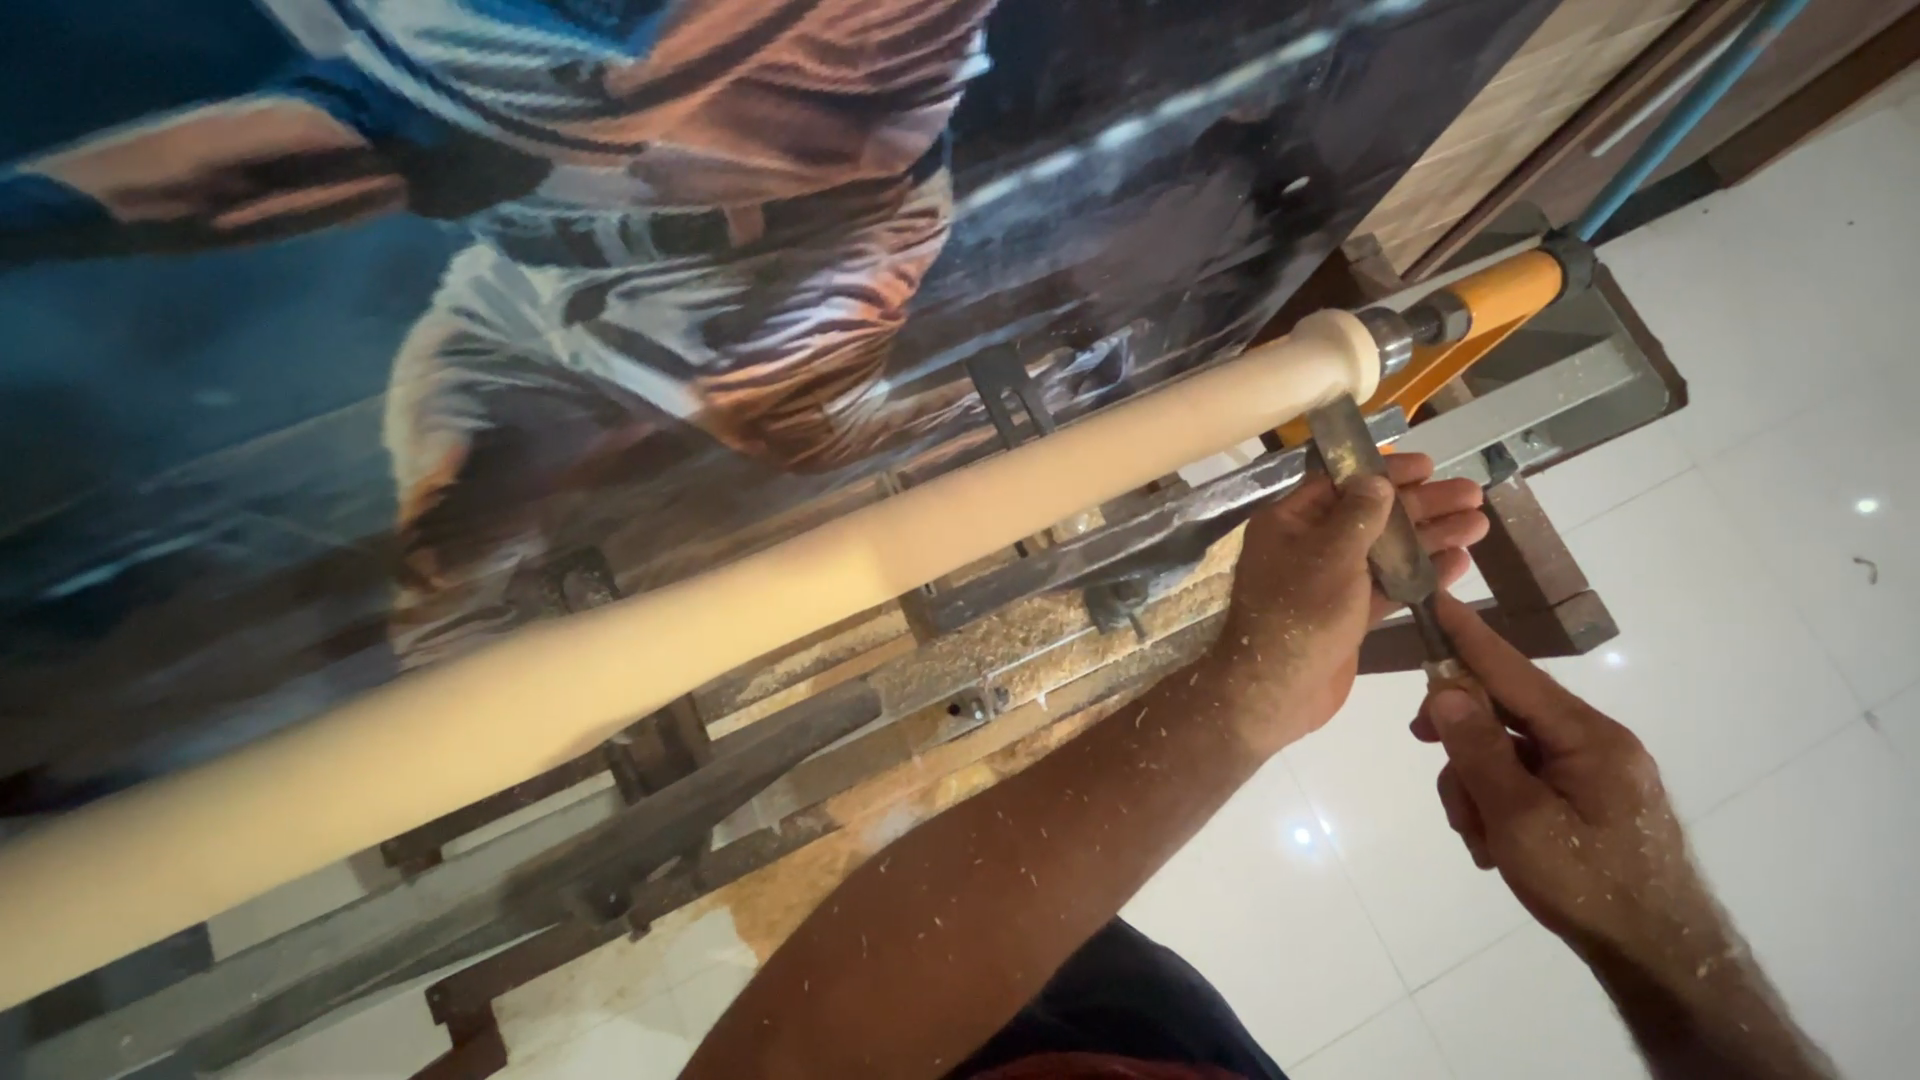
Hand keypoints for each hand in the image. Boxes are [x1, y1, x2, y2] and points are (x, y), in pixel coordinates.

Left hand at [1215, 453, 1485, 755]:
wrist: (1276, 690)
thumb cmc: (1298, 614)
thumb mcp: (1329, 555)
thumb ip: (1357, 515)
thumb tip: (1375, 480)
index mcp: (1287, 523)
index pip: (1339, 484)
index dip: (1383, 473)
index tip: (1427, 466)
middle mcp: (1306, 547)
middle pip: (1369, 516)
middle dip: (1420, 505)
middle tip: (1472, 494)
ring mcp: (1328, 582)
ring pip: (1384, 551)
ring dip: (1429, 537)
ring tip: (1479, 523)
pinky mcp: (1347, 614)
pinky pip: (1387, 585)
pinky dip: (1421, 574)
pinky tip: (1459, 561)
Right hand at [1414, 595, 1726, 974]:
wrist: (1660, 958)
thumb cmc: (1588, 883)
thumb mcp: (1519, 817)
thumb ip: (1478, 749)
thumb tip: (1445, 689)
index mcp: (1587, 737)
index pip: (1514, 671)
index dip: (1469, 636)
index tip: (1435, 599)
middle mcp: (1590, 742)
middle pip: (1500, 711)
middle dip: (1459, 736)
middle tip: (1423, 745)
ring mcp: (1588, 771)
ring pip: (1501, 749)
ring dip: (1474, 784)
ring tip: (1478, 834)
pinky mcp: (1581, 797)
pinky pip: (1518, 777)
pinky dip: (1493, 801)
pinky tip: (1493, 842)